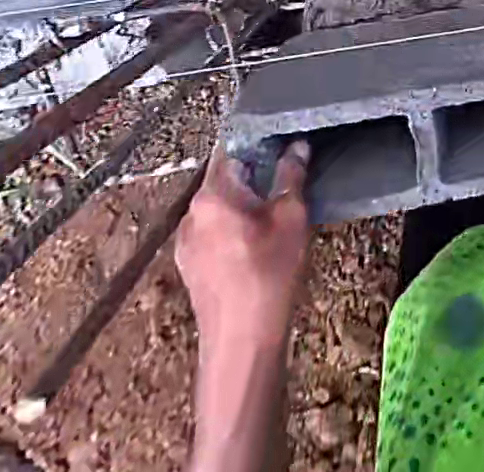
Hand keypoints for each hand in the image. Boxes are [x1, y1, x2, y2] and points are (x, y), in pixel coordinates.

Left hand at [176, 139, 312, 344]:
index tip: (280, 144)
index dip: (256, 144)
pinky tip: (255, 244)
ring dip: (242, 205)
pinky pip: (212, 232)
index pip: (231, 150)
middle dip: (253, 177)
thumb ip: (292, 175)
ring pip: (218, 208)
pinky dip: (232, 229)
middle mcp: (191, 213)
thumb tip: (297, 146)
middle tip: (285, 182)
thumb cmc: (271, 271)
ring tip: (273, 215)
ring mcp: (186, 242)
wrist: (243, 341)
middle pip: (224, 179)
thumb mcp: (292, 216)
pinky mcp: (190, 266)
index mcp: (213, 194)